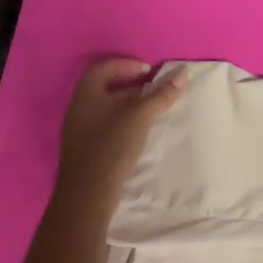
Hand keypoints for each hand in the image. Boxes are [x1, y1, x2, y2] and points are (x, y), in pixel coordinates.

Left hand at [55, 58, 188, 206]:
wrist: (87, 198)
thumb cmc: (110, 148)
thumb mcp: (140, 117)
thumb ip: (161, 94)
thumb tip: (183, 73)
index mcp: (85, 97)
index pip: (103, 68)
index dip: (126, 64)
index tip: (148, 72)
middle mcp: (79, 111)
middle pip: (105, 86)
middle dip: (132, 84)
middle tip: (154, 88)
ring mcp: (81, 132)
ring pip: (107, 106)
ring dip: (129, 103)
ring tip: (152, 108)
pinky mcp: (87, 149)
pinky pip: (106, 123)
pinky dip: (124, 119)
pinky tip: (140, 129)